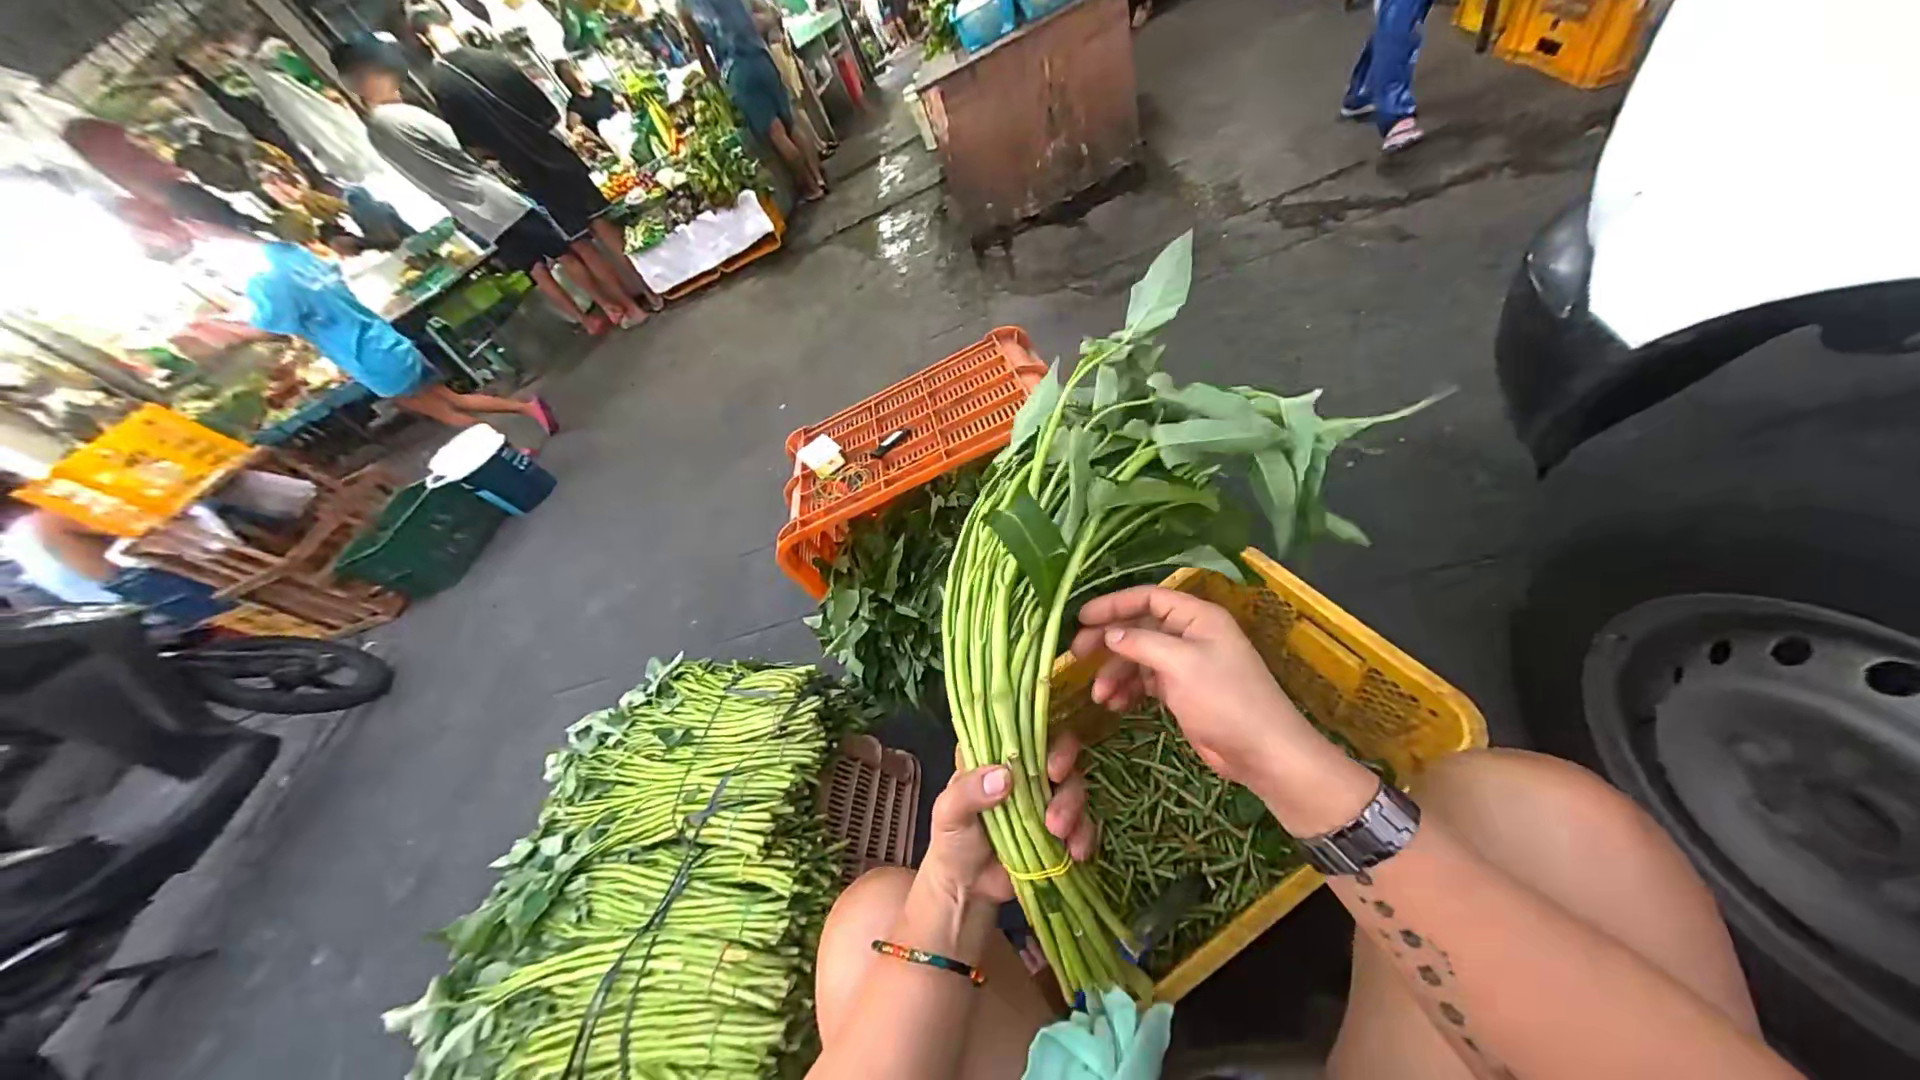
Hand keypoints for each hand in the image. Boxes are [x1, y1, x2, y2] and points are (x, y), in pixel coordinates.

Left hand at [920, 731, 1093, 904]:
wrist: (967, 889)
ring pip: (1074, 785)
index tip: (1046, 755)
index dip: (1040, 732)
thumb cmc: (952, 840)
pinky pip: (1083, 823)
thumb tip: (1004, 776)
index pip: (1022, 728)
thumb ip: (969, 792)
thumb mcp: (949, 812)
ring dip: (1073, 805)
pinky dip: (1085, 834)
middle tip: (1057, 781)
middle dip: (1065, 766)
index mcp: (996, 755)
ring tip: (1058, 832)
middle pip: (1058, 752)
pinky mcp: (1060, 828)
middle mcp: (1025, 770)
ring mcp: (1045, 798)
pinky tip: (1076, 852)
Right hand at [1071, 586, 1376, 833]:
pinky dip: (1128, 690)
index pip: (1148, 598)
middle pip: (1139, 627)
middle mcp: (1189, 634)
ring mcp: (1185, 663)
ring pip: (1138, 658)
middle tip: (1077, 655)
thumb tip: (1109, 633)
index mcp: (1197, 617)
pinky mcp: (1181, 690)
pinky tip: (1115, 704)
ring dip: (1116, 674)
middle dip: (1108, 642)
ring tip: (1099, 696)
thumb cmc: (1225, 700)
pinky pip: (1145, 681)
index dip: (1113, 604)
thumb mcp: (1180, 665)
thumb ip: (1141, 643)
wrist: (1263, 753)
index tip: (1082, 617)